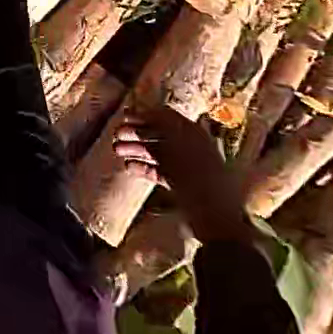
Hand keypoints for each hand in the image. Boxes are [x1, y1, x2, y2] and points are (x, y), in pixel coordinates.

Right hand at [113, 105, 257, 244]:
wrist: (216, 219)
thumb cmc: (199, 175)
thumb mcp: (180, 144)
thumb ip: (163, 127)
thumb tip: (145, 114)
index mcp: (193, 133)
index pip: (166, 117)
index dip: (144, 115)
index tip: (124, 117)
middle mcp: (189, 147)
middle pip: (159, 134)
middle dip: (136, 133)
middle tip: (116, 135)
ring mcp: (185, 166)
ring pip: (157, 153)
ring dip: (136, 149)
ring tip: (117, 150)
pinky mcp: (181, 185)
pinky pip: (159, 171)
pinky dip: (143, 167)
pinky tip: (128, 167)